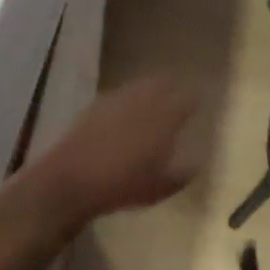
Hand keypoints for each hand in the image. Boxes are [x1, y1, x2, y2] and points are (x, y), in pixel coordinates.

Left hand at [35, 73, 201, 221]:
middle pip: (163, 82)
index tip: (197, 105)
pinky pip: (119, 95)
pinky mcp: (96, 104)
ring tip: (152, 104)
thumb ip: (182, 174)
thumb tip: (195, 164)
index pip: (188, 96)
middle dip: (172, 87)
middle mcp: (144, 99)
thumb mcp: (161, 188)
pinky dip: (127, 101)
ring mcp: (118, 98)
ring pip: (140, 85)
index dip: (194, 100)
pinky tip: (124, 115)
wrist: (72, 179)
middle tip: (177, 97)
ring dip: (149, 91)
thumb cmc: (123, 184)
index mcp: (166, 115)